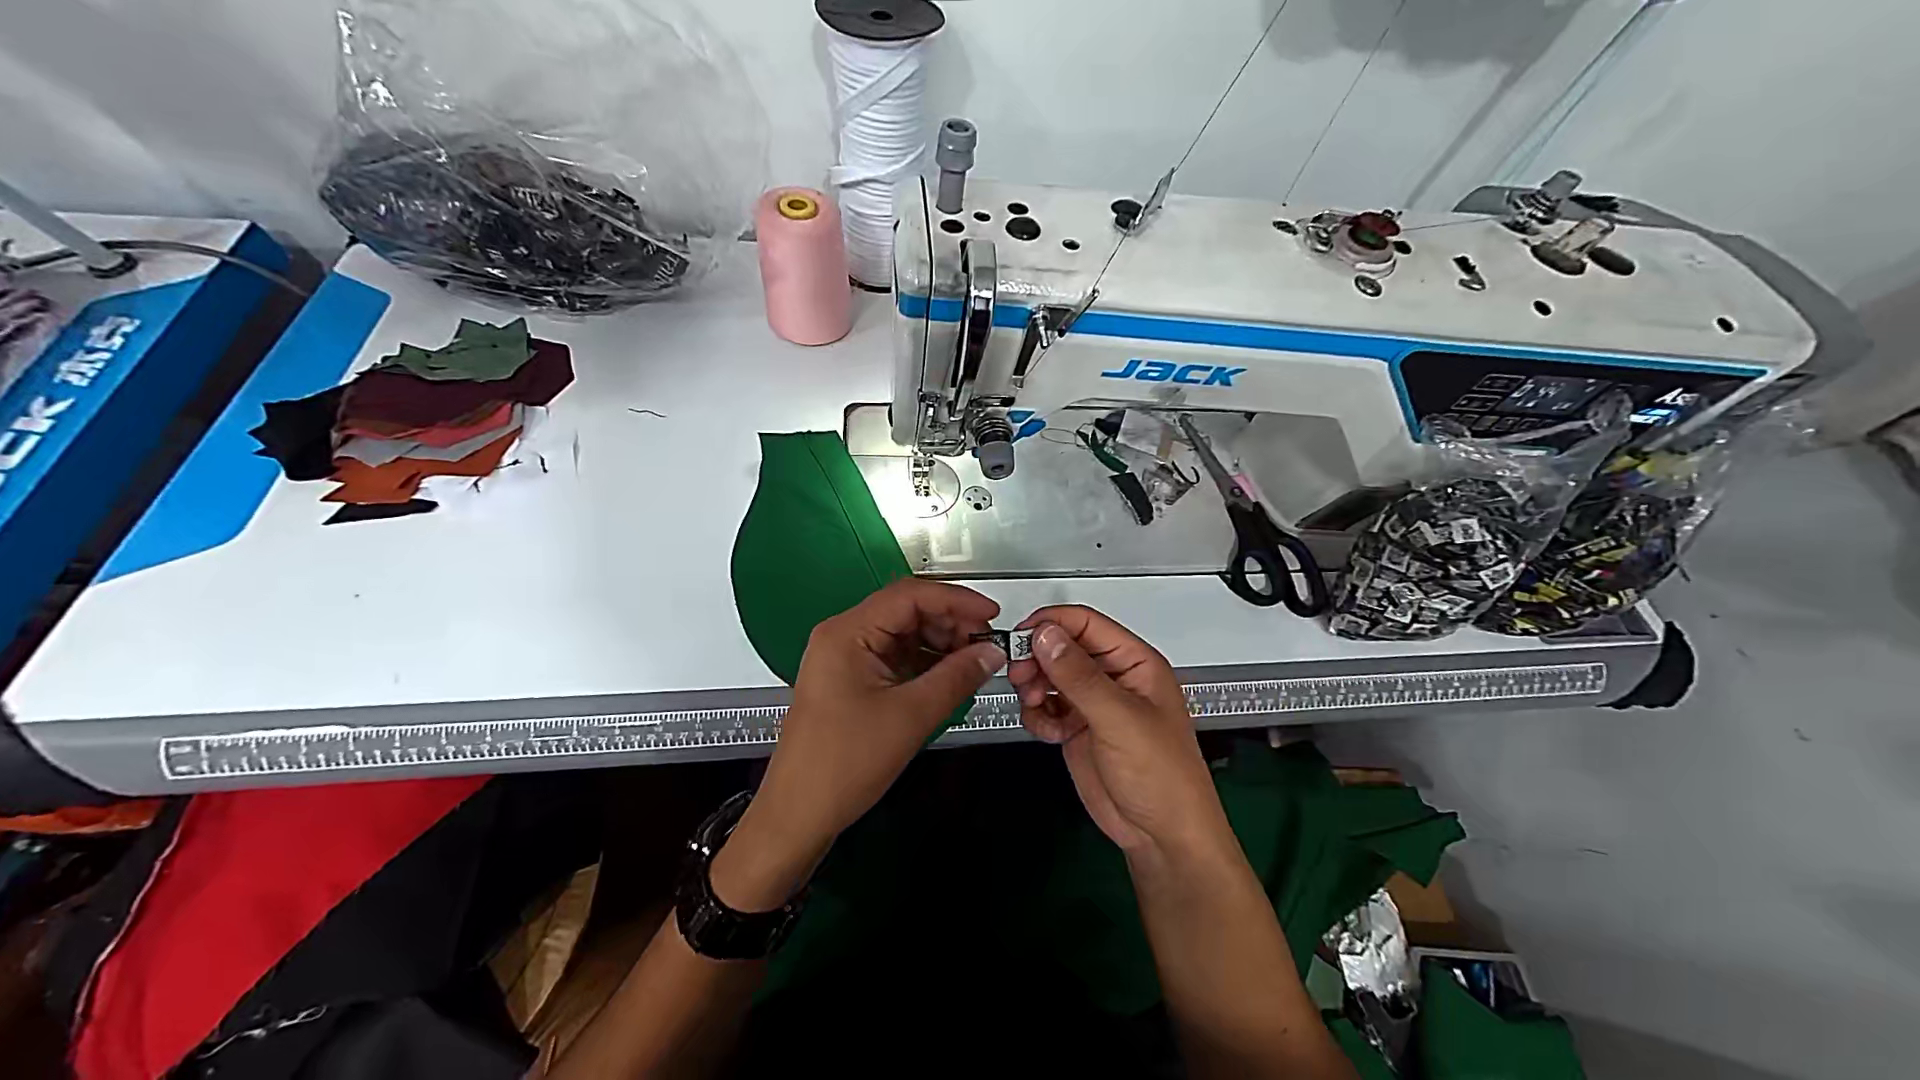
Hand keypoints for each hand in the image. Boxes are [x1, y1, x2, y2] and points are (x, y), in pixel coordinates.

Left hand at [717, 579, 1004, 908]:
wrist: (799, 813)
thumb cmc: (841, 765)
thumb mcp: (911, 716)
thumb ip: (957, 677)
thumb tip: (990, 653)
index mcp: (848, 633)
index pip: (911, 595)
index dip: (957, 600)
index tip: (991, 615)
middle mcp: (843, 636)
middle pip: (907, 610)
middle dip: (951, 622)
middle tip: (986, 643)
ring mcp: (847, 658)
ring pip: (904, 633)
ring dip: (941, 643)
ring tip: (974, 662)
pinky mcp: (852, 679)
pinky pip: (897, 656)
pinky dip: (926, 662)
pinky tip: (951, 676)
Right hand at [1008, 606, 1232, 861]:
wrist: (1161, 836)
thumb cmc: (1164, 777)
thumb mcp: (1120, 719)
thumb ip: (1080, 676)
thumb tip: (1048, 635)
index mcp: (1134, 663)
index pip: (1086, 624)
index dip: (1052, 624)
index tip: (1022, 635)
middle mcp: (1111, 678)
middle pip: (1062, 648)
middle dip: (1037, 658)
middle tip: (1022, 675)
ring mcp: (1092, 703)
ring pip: (1049, 676)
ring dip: (1034, 686)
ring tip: (1034, 704)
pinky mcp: (1077, 728)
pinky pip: (1045, 707)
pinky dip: (1038, 716)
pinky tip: (1047, 730)